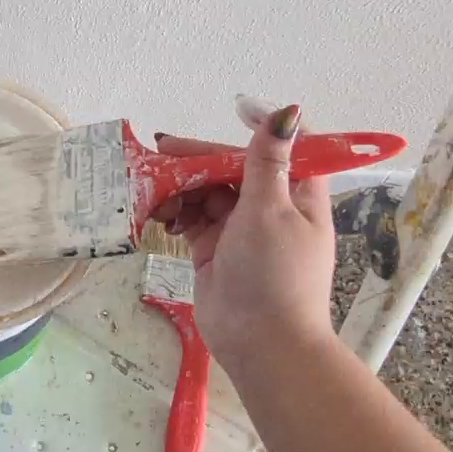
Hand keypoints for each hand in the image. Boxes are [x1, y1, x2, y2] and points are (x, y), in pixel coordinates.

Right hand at [151, 103, 337, 357]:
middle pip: (229, 169)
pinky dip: (175, 213)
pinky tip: (160, 215)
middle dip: (195, 163)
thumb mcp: (270, 210)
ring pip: (206, 192)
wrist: (261, 342)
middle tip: (157, 153)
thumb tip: (289, 109)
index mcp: (297, 193)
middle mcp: (270, 206)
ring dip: (180, 189)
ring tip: (155, 195)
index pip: (271, 149)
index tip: (226, 114)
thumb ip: (266, 160)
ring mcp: (240, 228)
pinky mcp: (214, 248)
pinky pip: (191, 218)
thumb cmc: (275, 273)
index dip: (246, 132)